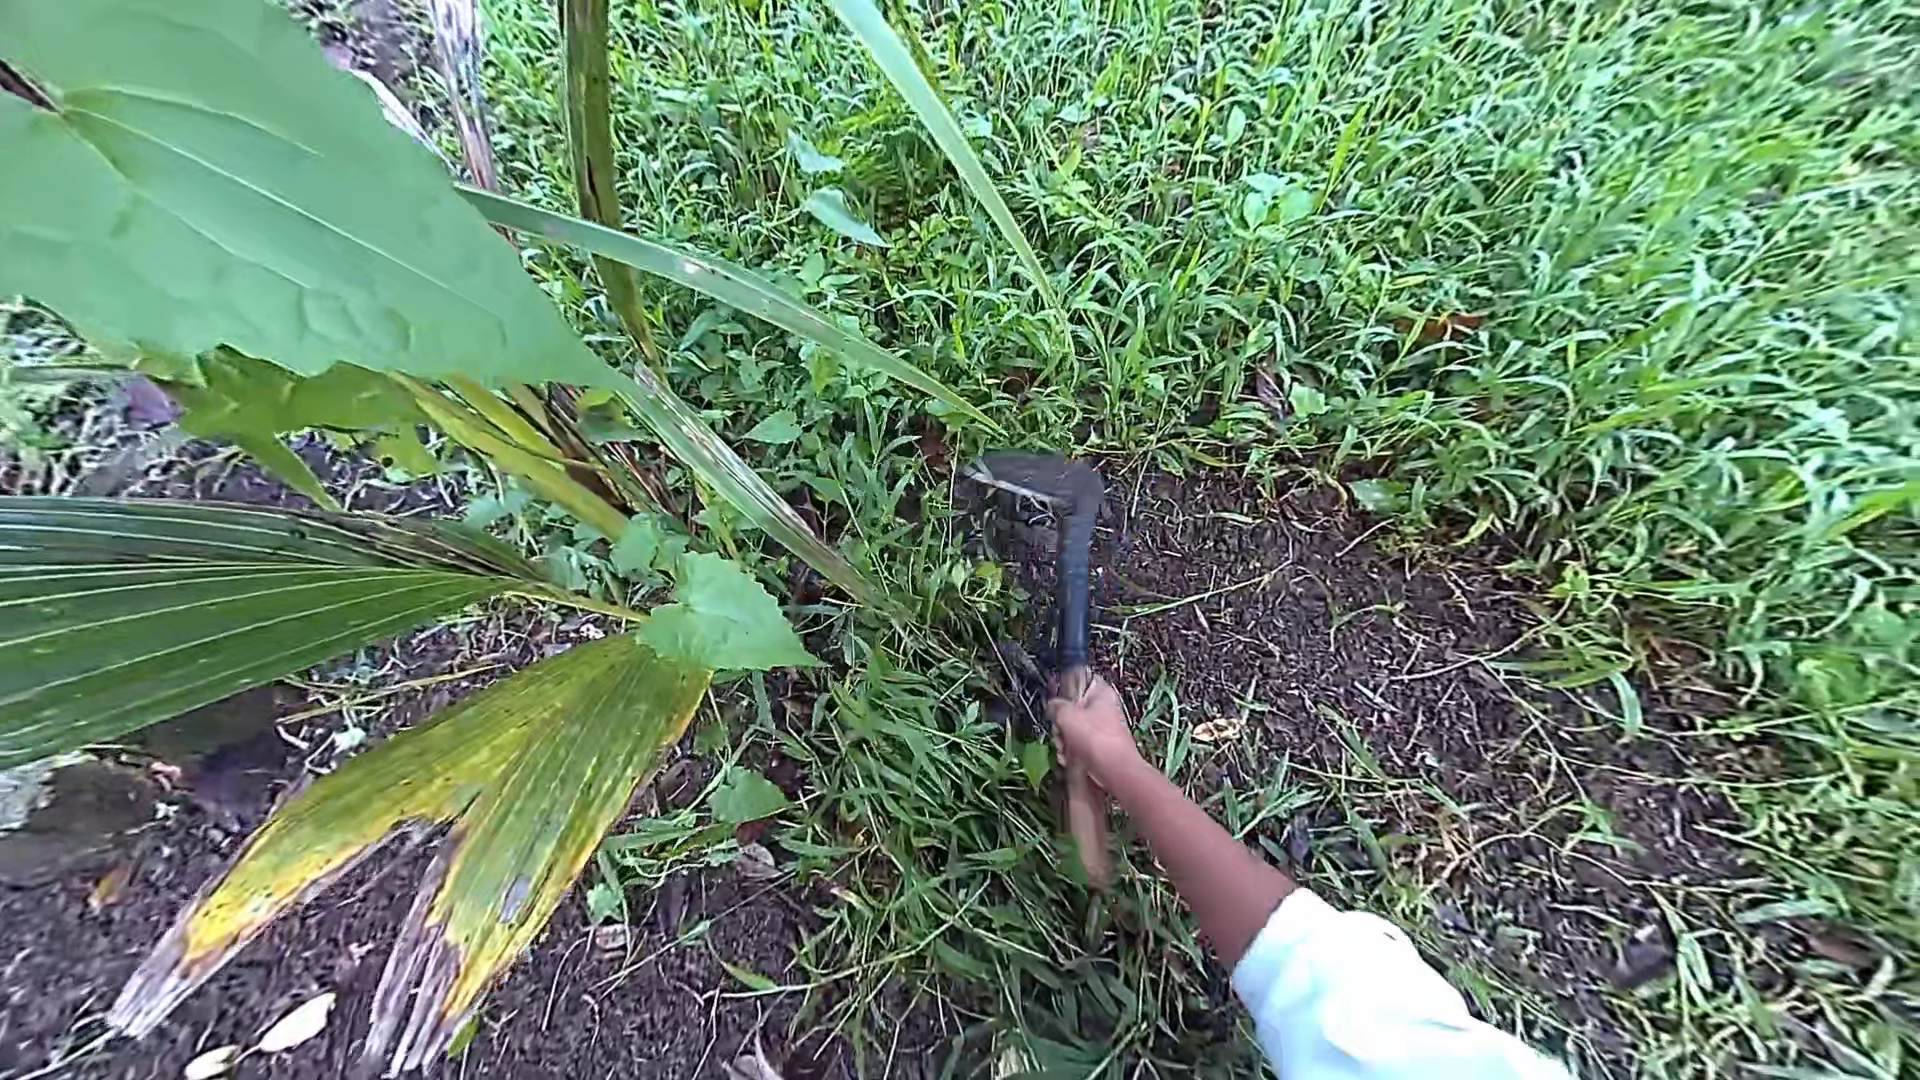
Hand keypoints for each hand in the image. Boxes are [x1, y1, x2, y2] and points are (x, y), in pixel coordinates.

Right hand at [1049, 674, 1139, 787]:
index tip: (1056, 700)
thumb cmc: (1094, 738)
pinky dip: (1072, 752)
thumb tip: (1052, 706)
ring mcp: (1103, 730)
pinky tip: (1069, 758)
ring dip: (1064, 740)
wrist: (1114, 772)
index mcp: (1102, 693)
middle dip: (1062, 722)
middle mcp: (1105, 709)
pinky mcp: (1100, 748)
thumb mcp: (1066, 714)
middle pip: (1074, 708)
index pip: (1082, 680)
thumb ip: (1056, 706)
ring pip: (1074, 729)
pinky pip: (1079, 745)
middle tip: (1060, 730)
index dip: (1066, 688)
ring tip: (1065, 748)